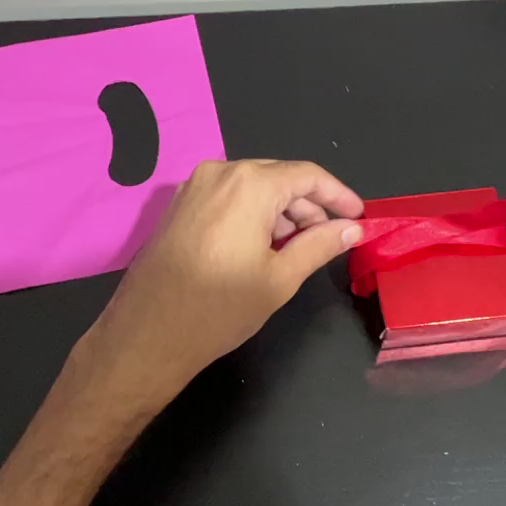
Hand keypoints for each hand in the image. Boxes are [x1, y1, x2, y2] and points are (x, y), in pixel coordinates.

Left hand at [67, 159, 365, 413]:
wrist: (148, 333)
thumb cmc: (219, 307)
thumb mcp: (280, 278)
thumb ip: (320, 245)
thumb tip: (351, 228)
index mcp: (249, 184)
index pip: (307, 175)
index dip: (338, 195)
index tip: (358, 217)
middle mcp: (220, 173)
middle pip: (279, 177)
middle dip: (309, 206)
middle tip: (330, 238)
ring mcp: (194, 187)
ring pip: (253, 187)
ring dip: (280, 212)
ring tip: (297, 250)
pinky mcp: (180, 205)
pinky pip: (228, 197)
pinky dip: (252, 214)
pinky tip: (263, 248)